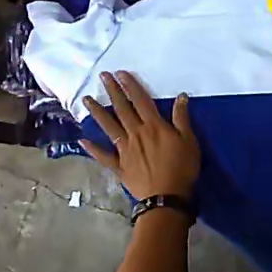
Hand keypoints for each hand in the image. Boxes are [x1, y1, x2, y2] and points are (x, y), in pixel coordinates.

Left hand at [82, 71, 198, 200]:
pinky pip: (104, 156)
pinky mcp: (119, 167)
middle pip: (122, 109)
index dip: (130, 85)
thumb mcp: (189, 141)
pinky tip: (82, 139)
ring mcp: (124, 150)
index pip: (140, 100)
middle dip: (112, 91)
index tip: (120, 73)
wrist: (166, 198)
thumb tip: (180, 96)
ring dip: (97, 112)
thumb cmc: (182, 168)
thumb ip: (182, 118)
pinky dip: (93, 148)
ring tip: (86, 99)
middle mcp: (135, 134)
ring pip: (109, 127)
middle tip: (102, 76)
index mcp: (153, 126)